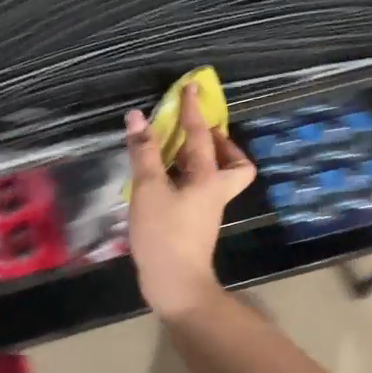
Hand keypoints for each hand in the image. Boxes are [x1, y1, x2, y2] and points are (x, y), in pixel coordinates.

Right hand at [125, 84, 256, 319]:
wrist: (176, 285)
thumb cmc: (164, 234)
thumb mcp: (149, 189)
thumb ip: (144, 152)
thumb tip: (138, 116)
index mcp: (208, 178)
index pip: (201, 135)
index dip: (193, 110)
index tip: (190, 87)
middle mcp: (215, 191)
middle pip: (233, 162)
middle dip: (219, 142)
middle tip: (196, 131)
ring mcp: (207, 209)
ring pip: (215, 176)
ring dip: (200, 158)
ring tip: (173, 149)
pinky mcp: (195, 223)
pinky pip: (197, 188)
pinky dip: (185, 176)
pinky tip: (163, 177)